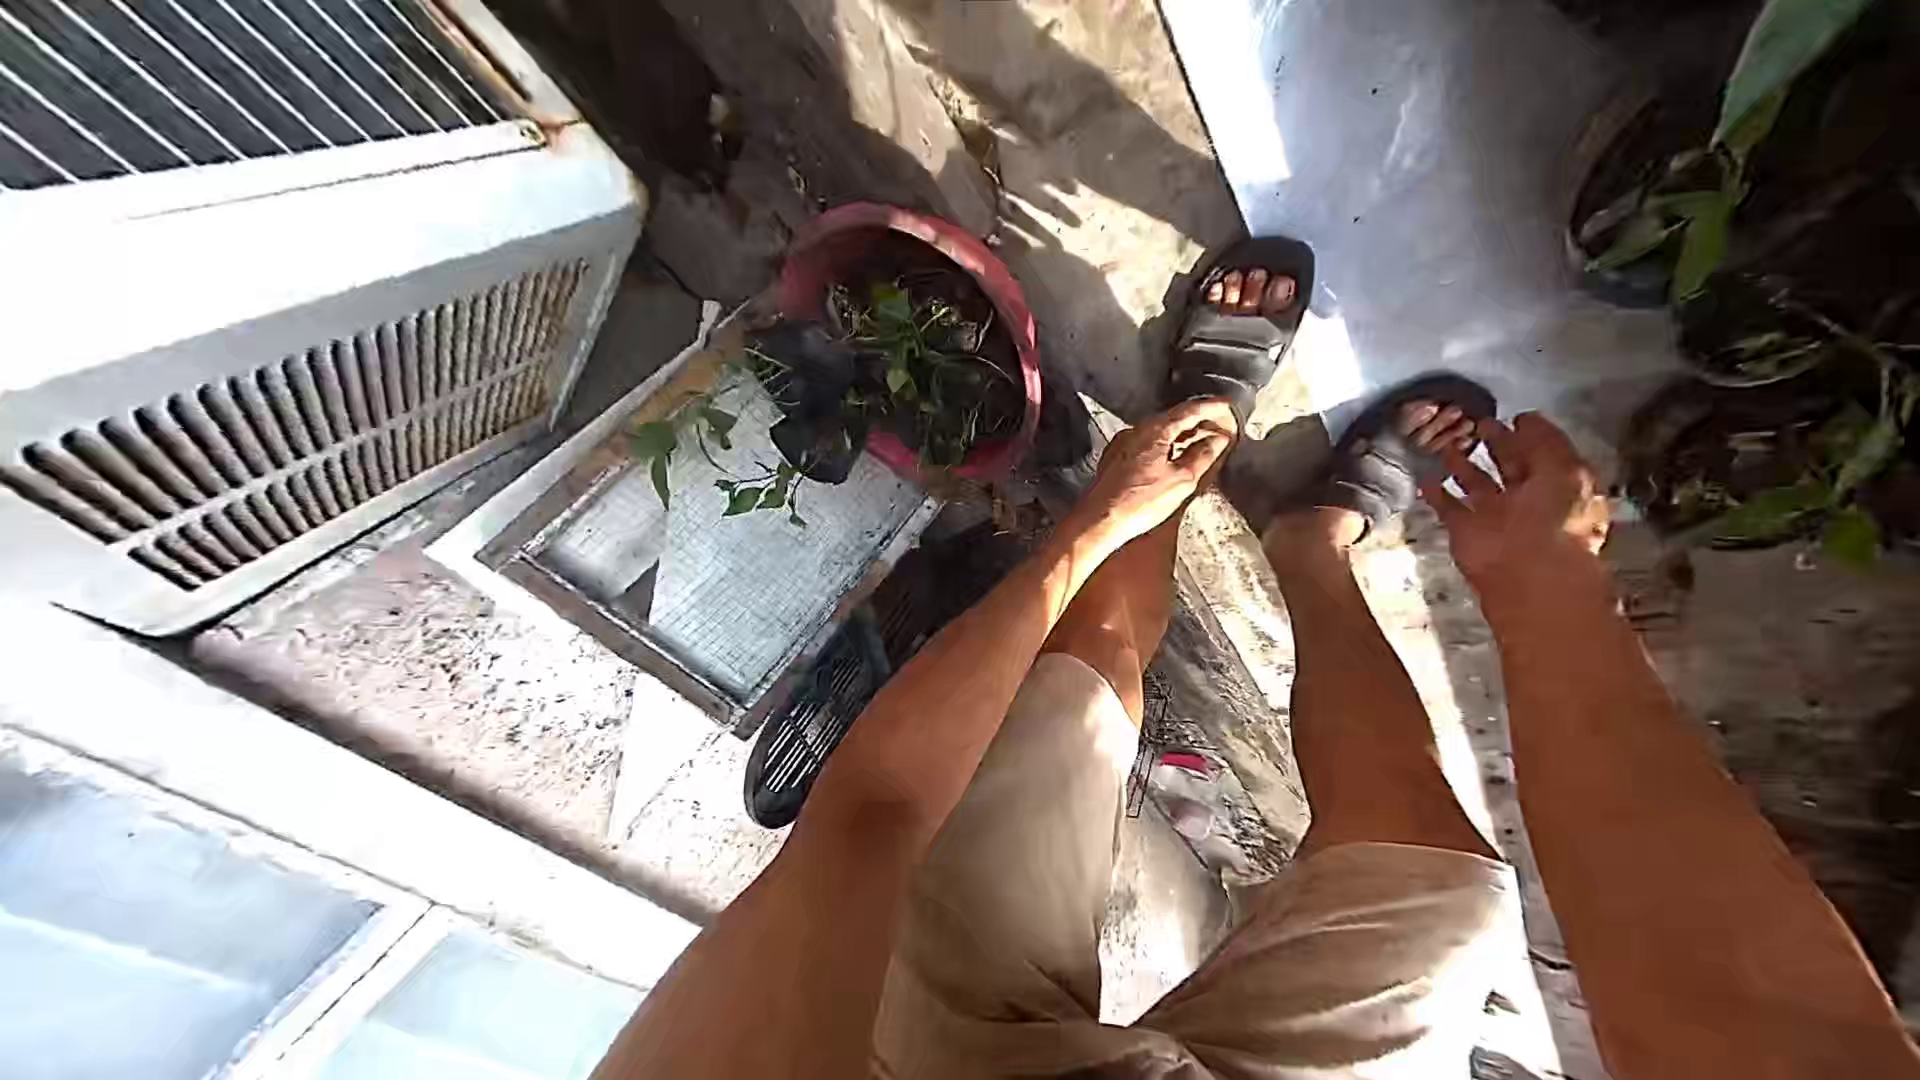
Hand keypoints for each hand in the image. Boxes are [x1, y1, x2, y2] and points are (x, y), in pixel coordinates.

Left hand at [1072, 398, 1236, 547]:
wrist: (1099, 520)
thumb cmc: (1138, 503)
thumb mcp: (1181, 480)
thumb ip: (1202, 456)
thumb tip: (1216, 440)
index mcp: (1155, 431)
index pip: (1189, 410)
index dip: (1211, 407)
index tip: (1226, 405)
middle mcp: (1136, 432)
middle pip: (1172, 418)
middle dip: (1197, 421)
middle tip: (1217, 426)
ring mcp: (1123, 445)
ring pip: (1158, 432)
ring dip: (1180, 435)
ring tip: (1199, 444)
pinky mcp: (1115, 460)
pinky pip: (1145, 444)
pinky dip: (1163, 446)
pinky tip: (1171, 459)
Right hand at [1421, 413, 1610, 595]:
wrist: (1525, 570)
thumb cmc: (1554, 519)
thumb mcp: (1564, 471)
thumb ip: (1546, 443)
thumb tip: (1527, 418)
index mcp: (1558, 485)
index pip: (1544, 453)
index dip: (1531, 434)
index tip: (1514, 416)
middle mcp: (1527, 498)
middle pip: (1510, 466)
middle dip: (1497, 444)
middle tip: (1479, 423)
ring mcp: (1493, 514)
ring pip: (1476, 483)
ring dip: (1462, 465)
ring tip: (1448, 444)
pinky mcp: (1464, 528)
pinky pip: (1447, 506)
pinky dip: (1436, 493)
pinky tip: (1425, 478)